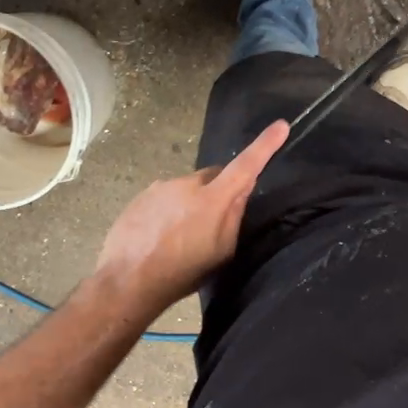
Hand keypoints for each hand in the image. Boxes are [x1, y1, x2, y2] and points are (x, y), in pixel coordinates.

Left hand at [93, 121, 289, 314]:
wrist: (127, 280)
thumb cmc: (183, 272)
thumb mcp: (222, 252)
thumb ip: (234, 217)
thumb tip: (242, 191)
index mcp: (213, 199)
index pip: (246, 166)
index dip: (265, 146)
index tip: (280, 126)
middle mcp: (187, 184)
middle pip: (213, 178)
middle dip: (218, 192)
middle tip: (212, 226)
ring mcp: (160, 187)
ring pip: (187, 189)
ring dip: (190, 205)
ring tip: (181, 238)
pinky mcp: (141, 196)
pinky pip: (164, 197)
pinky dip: (169, 211)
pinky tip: (161, 237)